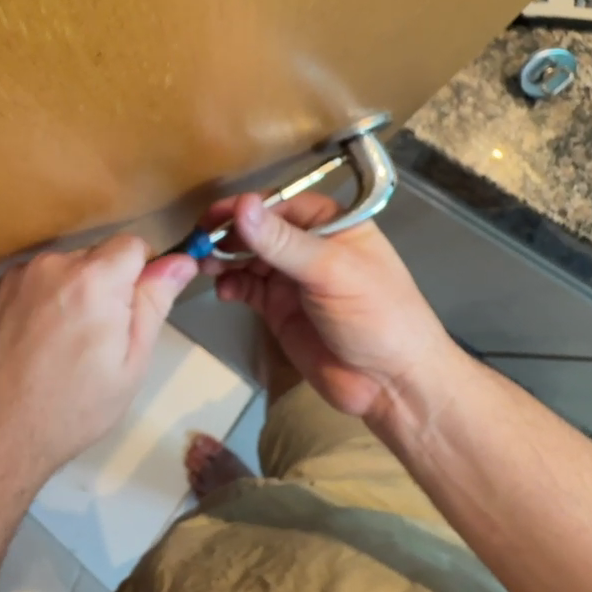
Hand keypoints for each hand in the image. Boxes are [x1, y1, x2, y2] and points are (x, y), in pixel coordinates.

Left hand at [0, 235, 199, 483]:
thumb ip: (154, 303)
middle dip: (105, 287)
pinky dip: (43, 301)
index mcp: (94, 279)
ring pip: (65, 270)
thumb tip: (181, 262)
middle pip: (96, 256)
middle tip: (98, 340)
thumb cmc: (74, 407)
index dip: (140, 273)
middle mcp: (54, 264)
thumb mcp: (130, 364)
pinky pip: (35, 281)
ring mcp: (20, 274)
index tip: (133, 310)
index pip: (131, 244)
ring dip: (72, 292)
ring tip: (62, 345)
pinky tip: (36, 342)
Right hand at [207, 192, 459, 423]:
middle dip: (227, 234)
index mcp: (330, 223)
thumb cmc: (377, 316)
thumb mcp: (330, 272)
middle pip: (256, 229)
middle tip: (198, 244)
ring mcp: (291, 277)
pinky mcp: (278, 308)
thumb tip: (241, 204)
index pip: (277, 204)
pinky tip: (224, 291)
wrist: (393, 386)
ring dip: (223, 259)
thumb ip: (281, 241)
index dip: (244, 208)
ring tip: (203, 266)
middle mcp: (307, 245)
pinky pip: (245, 287)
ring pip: (246, 257)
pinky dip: (230, 285)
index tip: (212, 218)